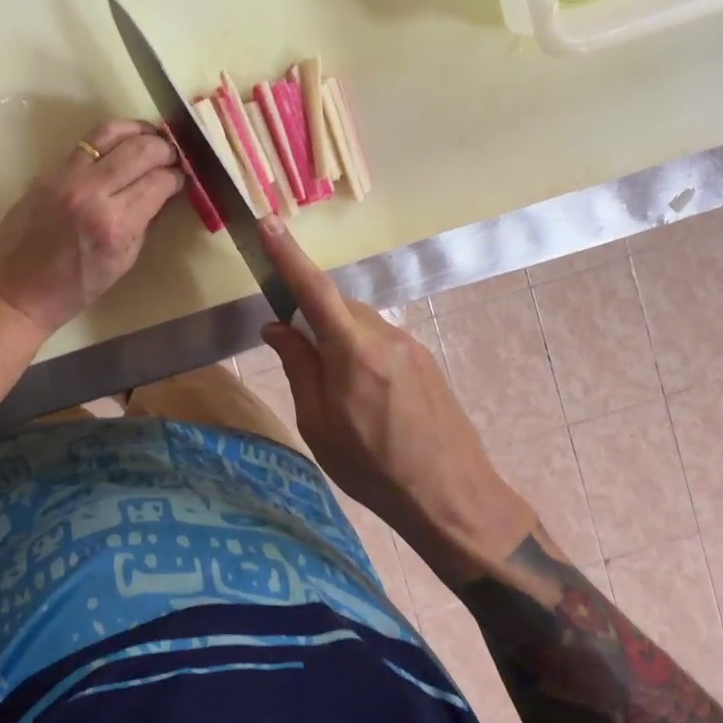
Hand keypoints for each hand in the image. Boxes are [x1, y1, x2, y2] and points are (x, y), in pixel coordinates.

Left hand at [0, 120, 184, 334]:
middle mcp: (91, 192)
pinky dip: (107, 141)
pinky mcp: (47, 173)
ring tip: (148, 138)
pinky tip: (117, 149)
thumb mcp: (122, 261)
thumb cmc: (74, 288)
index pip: (159, 181)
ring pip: (109, 132)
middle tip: (170, 156)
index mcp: (114, 223)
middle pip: (140, 148)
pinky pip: (83, 145)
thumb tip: (162, 191)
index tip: (180, 178)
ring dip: (136, 131)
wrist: (17, 291)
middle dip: (164, 148)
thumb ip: (144, 221)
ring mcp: (65, 178)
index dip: (177, 176)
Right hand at [256, 219, 538, 585]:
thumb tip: (277, 326)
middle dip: (307, 311)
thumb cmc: (373, 470)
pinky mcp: (425, 361)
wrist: (454, 499)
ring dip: (332, 333)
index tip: (268, 223)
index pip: (312, 290)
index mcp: (353, 353)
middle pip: (335, 304)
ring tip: (326, 382)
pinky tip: (355, 388)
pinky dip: (355, 346)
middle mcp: (386, 337)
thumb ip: (298, 367)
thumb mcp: (318, 424)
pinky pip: (377, 338)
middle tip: (288, 345)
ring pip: (357, 321)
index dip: (288, 256)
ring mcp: (411, 347)